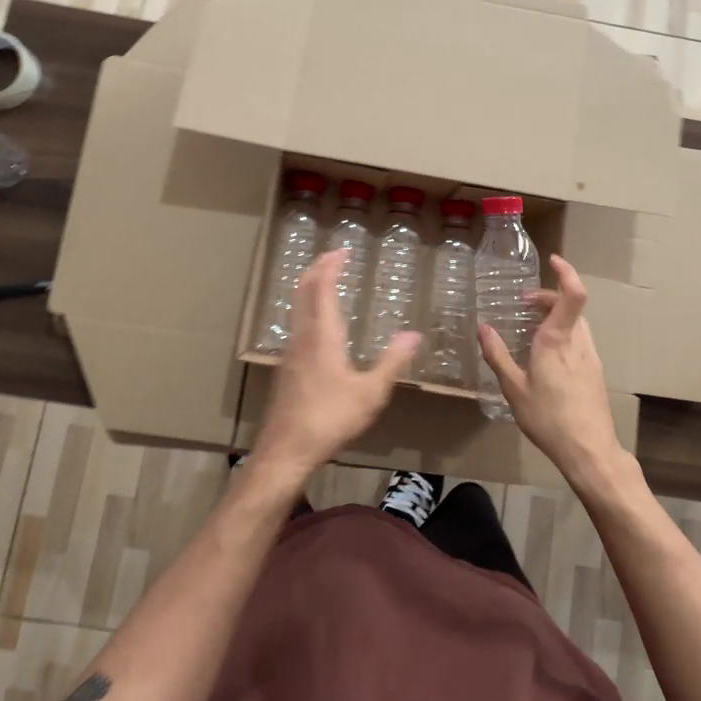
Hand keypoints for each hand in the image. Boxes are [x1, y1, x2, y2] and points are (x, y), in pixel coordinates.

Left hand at [254, 250, 417, 481]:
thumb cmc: (330, 418)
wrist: (286, 449)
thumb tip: (413, 334)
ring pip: (296, 306)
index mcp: (323, 335)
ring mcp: (291, 352)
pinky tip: (318, 325)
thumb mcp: (370, 393)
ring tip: (326, 282)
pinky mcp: (286, 368)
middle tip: (333, 256)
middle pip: (303, 290)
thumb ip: (391, 362)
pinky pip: (296, 323)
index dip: (331, 265)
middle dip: (317, 269)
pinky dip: (307, 308)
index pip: (322, 287)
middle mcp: (303, 336)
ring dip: (309, 287)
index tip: (343, 251)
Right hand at [479, 255, 626, 483]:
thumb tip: (483, 328)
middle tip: (524, 303)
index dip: (566, 272)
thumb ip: (498, 355)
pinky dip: (563, 334)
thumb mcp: (513, 389)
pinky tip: (547, 356)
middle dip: (548, 297)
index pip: (572, 295)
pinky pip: (580, 340)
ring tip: (531, 329)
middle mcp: (578, 343)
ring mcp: (591, 357)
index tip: (553, 260)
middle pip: (570, 306)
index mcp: (557, 341)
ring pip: (576, 323)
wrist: (589, 451)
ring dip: (556, 316)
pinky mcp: (595, 372)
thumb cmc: (548, 419)